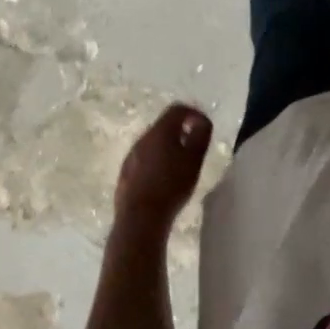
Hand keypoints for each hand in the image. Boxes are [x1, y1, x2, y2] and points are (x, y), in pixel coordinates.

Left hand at [114, 104, 212, 231]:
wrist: (140, 219)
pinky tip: (163, 181)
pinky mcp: (125, 175)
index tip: (204, 126)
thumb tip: (202, 122)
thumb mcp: (195, 159)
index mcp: (160, 131)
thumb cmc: (172, 186)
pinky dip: (156, 163)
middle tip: (194, 146)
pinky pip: (143, 160)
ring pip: (152, 144)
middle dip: (180, 131)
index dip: (194, 113)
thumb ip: (201, 135)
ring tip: (180, 166)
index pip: (177, 109)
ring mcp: (131, 157)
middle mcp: (142, 139)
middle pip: (163, 126)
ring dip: (167, 148)